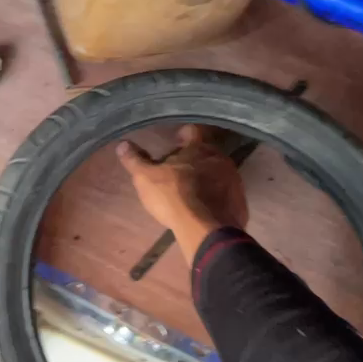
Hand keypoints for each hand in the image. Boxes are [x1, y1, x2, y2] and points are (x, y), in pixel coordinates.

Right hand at [116, 125, 248, 257]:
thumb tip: (122, 144)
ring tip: (191, 190)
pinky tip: (204, 208)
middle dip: (195, 158)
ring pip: (219, 173)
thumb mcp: (146, 178)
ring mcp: (234, 181)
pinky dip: (217, 197)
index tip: (176, 139)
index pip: (193, 131)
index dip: (184, 134)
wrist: (207, 230)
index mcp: (199, 148)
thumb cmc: (174, 196)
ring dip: (207, 177)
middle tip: (179, 168)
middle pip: (207, 152)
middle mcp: (220, 159)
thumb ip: (134, 160)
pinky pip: (227, 194)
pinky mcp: (240, 203)